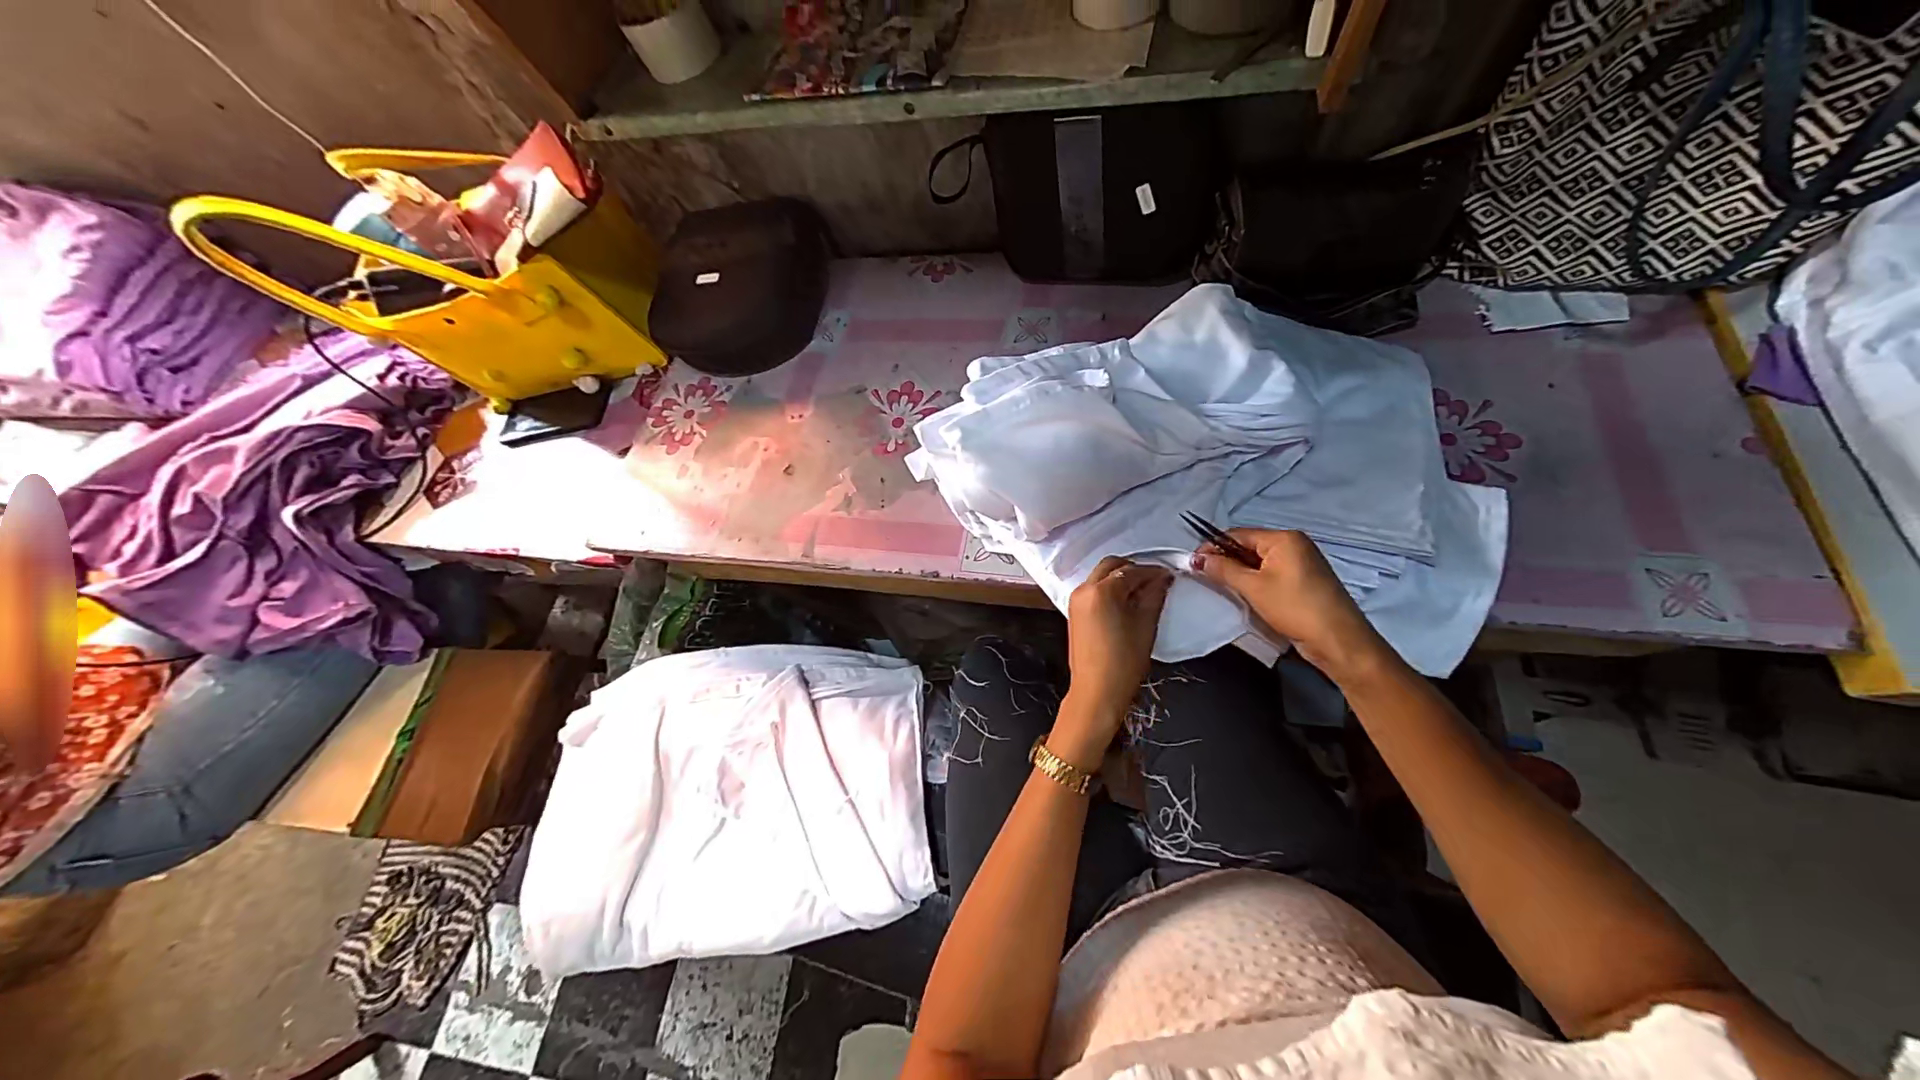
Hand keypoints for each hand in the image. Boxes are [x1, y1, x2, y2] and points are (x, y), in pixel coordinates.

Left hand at [1062, 556, 1172, 744]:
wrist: (1097, 691)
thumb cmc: (1122, 662)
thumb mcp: (1145, 625)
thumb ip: (1154, 596)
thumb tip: (1161, 580)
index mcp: (1101, 591)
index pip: (1131, 571)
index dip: (1152, 572)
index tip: (1167, 576)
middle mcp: (1083, 591)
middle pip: (1111, 566)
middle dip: (1134, 570)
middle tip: (1155, 581)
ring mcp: (1076, 602)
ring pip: (1100, 577)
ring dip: (1120, 579)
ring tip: (1143, 593)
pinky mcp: (1074, 613)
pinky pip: (1093, 591)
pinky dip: (1109, 590)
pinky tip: (1126, 603)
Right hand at [1190, 528, 1390, 682]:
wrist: (1338, 640)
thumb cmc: (1294, 608)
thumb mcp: (1253, 587)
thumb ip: (1223, 569)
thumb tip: (1196, 558)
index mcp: (1284, 538)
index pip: (1238, 534)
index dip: (1213, 546)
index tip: (1193, 563)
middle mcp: (1295, 544)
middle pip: (1249, 546)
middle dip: (1226, 560)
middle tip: (1204, 577)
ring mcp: (1303, 562)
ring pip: (1260, 561)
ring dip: (1240, 572)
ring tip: (1222, 587)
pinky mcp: (1305, 580)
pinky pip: (1272, 573)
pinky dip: (1256, 581)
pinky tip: (1246, 594)